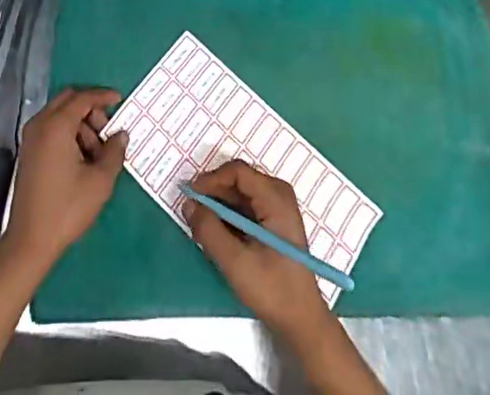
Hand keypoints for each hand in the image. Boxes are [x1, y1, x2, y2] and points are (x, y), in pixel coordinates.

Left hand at [2, 87, 127, 265]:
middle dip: (91, 109)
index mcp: (56, 126)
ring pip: (60, 115)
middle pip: (69, 101)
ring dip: (81, 125)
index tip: (120, 99)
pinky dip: (69, 134)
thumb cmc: (67, 208)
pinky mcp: (29, 152)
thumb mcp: (100, 181)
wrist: (30, 240)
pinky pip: (52, 129)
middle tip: (108, 131)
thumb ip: (114, 152)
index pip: (82, 97)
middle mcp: (40, 125)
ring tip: (97, 155)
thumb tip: (121, 135)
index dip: (103, 96)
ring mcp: (31, 138)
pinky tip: (82, 159)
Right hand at [183, 160, 334, 342]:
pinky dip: (228, 216)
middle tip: (192, 214)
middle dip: (213, 194)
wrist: (301, 319)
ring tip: (201, 227)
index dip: (211, 179)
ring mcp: (277, 207)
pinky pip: (245, 206)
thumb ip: (209, 230)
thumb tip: (188, 204)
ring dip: (218, 206)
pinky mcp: (273, 221)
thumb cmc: (272, 289)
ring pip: (239, 194)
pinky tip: (216, 235)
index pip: (237, 172)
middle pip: (238, 180)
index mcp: (276, 198)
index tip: (190, 196)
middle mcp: (278, 195)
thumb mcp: (235, 261)